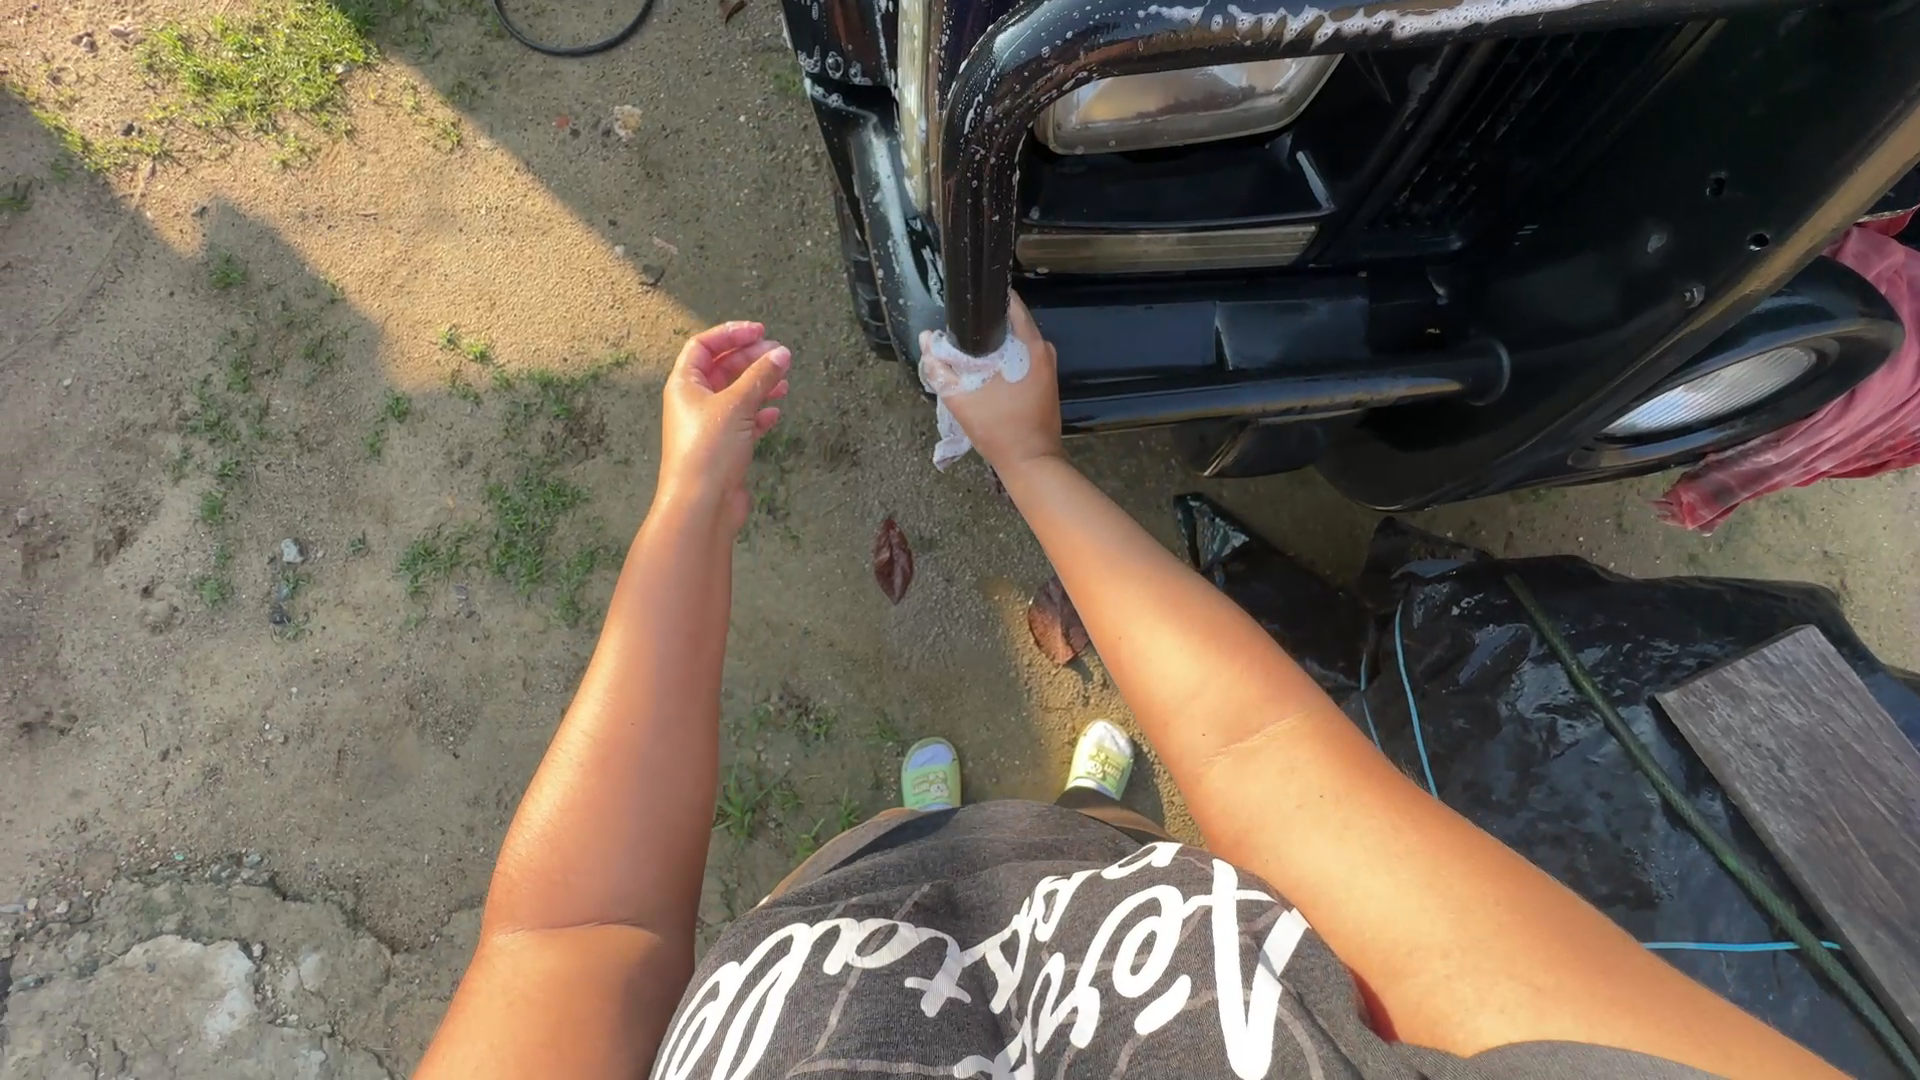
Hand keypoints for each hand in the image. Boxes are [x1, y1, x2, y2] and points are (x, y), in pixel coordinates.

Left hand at [657, 321, 790, 532]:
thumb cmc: (706, 453)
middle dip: (752, 359)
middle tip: (778, 354)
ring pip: (738, 394)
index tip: (759, 331)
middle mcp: (694, 402)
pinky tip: (775, 413)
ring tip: (784, 382)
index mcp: (685, 384)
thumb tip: (780, 353)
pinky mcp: (725, 447)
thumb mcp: (736, 405)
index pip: (705, 346)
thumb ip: (761, 376)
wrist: (702, 503)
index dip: (731, 334)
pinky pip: (745, 421)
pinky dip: (761, 414)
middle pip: (724, 368)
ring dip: (760, 385)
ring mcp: (710, 425)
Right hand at [921, 292, 1061, 475]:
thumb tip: (926, 341)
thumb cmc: (998, 429)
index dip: (985, 302)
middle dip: (986, 329)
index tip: (965, 309)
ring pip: (1016, 345)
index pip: (1010, 304)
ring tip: (969, 356)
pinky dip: (1004, 363)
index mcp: (1029, 344)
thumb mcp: (961, 398)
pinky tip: (986, 374)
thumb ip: (940, 367)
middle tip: (960, 338)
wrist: (1031, 463)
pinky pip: (1022, 361)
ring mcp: (1047, 367)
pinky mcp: (1046, 384)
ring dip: (994, 348)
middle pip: (1011, 325)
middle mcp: (1043, 350)